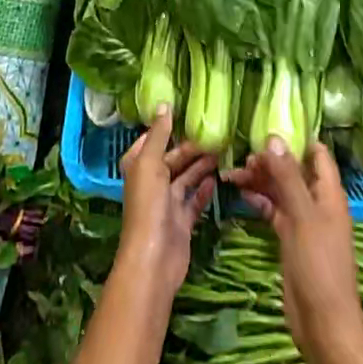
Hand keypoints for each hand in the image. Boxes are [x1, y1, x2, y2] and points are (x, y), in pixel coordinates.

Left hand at [117, 105, 216, 297]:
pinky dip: (205, 189)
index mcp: (139, 168)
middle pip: (173, 159)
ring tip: (222, 150)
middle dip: (191, 147)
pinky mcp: (182, 221)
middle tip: (216, 133)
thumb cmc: (149, 206)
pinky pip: (195, 200)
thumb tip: (165, 104)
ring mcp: (167, 204)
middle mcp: (151, 183)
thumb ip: (159, 135)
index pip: (152, 141)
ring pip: (186, 178)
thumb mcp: (151, 164)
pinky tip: (218, 178)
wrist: (154, 259)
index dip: (167, 127)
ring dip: (202, 165)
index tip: (189, 112)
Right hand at [224, 138, 362, 357]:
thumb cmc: (319, 265)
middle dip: (271, 162)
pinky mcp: (291, 239)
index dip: (296, 140)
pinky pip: (275, 211)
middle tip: (241, 158)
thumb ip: (288, 177)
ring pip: (282, 191)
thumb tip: (274, 138)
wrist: (323, 321)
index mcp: (329, 192)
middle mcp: (318, 202)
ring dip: (261, 181)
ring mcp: (304, 221)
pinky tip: (241, 195)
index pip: (316, 154)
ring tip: (233, 175)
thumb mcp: (303, 216)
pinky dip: (260, 201)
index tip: (267, 130)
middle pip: (294, 171)